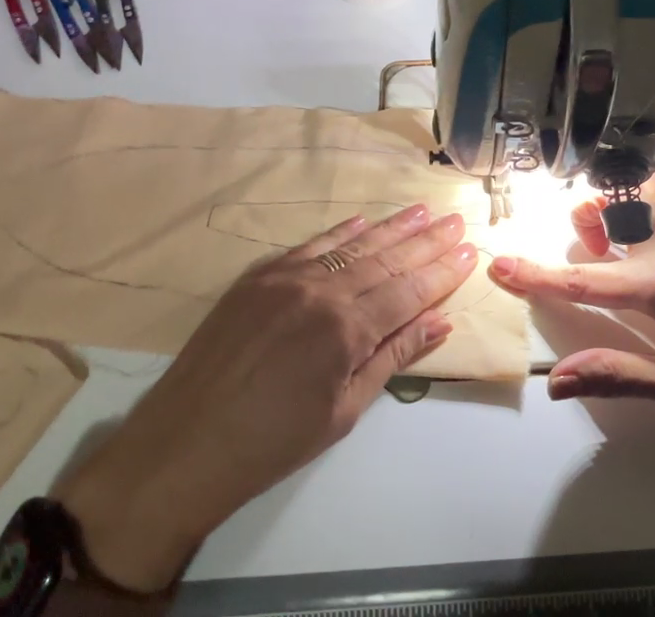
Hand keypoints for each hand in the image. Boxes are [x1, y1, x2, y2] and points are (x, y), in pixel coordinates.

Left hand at [52, 206, 477, 592]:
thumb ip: (392, 358)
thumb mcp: (344, 410)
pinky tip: (361, 222)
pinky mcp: (256, 278)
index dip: (441, 272)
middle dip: (425, 241)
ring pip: (350, 246)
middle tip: (456, 219)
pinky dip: (338, 234)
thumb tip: (439, 323)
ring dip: (389, 228)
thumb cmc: (273, 442)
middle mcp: (320, 292)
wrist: (184, 442)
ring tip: (421, 211)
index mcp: (346, 330)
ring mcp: (285, 279)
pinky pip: (308, 246)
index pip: (408, 292)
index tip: (469, 251)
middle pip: (385, 260)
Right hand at [489, 170, 654, 431]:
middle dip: (587, 220)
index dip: (535, 275)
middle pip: (611, 208)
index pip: (582, 280)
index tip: (501, 265)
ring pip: (645, 184)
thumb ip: (615, 373)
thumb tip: (557, 383)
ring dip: (621, 199)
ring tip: (627, 228)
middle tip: (592, 240)